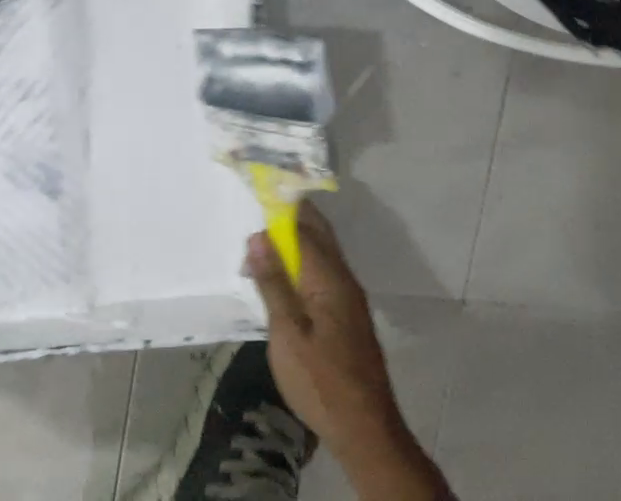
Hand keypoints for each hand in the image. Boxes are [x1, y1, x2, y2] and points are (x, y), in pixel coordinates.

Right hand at [245, 203, 405, 453]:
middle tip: (256, 208)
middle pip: (319, 234)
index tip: (255, 190)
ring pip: (321, 253)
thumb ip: (273, 283)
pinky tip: (281, 276)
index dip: (279, 208)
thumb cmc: (320, 381)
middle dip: (290, 216)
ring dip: (294, 241)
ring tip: (260, 241)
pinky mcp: (348, 316)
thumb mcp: (287, 333)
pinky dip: (301, 263)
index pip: (304, 227)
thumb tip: (259, 235)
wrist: (365, 430)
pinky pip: (322, 273)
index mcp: (330, 279)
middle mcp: (344, 280)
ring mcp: (349, 299)